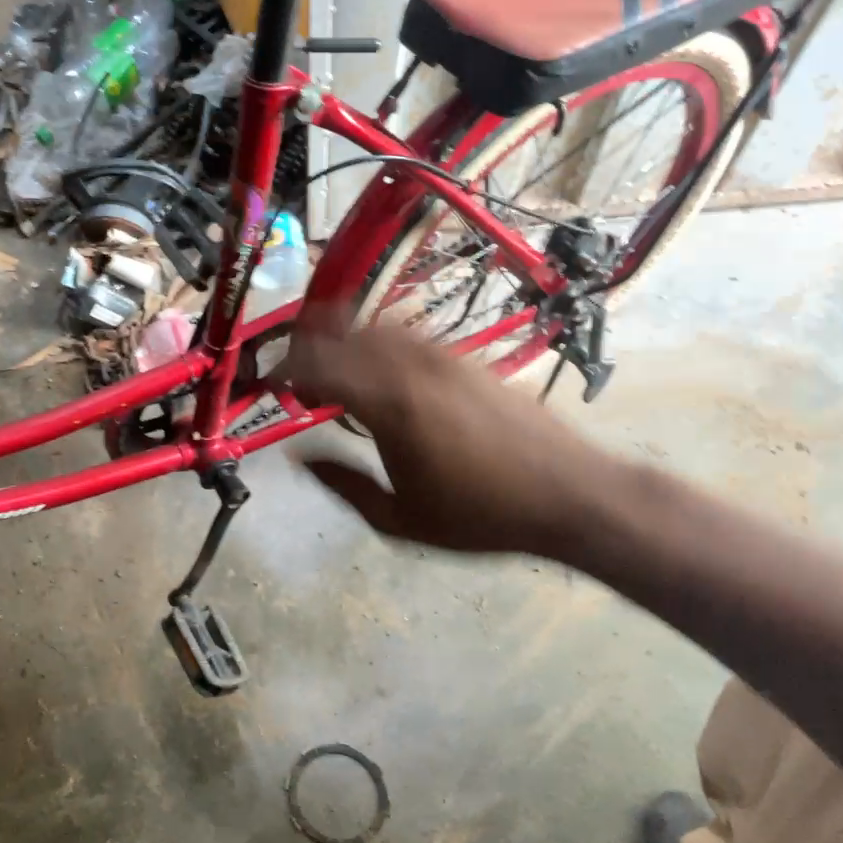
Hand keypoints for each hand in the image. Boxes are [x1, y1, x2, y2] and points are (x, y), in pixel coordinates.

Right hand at [281, 308, 622, 558]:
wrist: (569, 494)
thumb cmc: (480, 515)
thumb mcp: (399, 519)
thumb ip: (343, 485)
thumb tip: (299, 457)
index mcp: (390, 405)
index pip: (320, 364)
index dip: (288, 370)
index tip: (273, 387)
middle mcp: (414, 366)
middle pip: (345, 331)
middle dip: (309, 344)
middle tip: (291, 369)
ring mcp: (445, 355)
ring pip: (378, 324)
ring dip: (344, 335)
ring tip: (328, 360)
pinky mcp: (468, 357)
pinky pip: (411, 332)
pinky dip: (380, 338)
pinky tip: (378, 364)